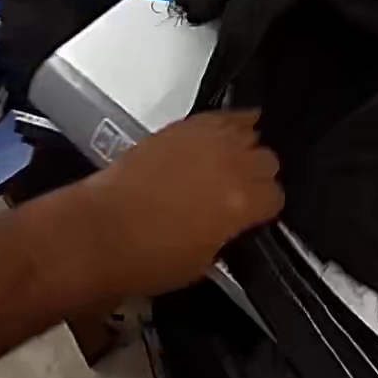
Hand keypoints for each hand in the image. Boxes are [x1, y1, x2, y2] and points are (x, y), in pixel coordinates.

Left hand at [69, 110, 282, 296]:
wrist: (101, 230)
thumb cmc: (150, 258)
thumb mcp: (205, 260)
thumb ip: (229, 233)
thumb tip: (234, 222)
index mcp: (243, 202)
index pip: (276, 196)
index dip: (266, 208)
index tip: (255, 215)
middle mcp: (232, 163)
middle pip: (268, 159)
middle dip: (259, 175)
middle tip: (242, 190)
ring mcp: (206, 138)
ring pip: (248, 130)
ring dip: (246, 147)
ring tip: (234, 160)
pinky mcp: (183, 125)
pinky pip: (220, 116)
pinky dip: (228, 124)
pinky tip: (228, 131)